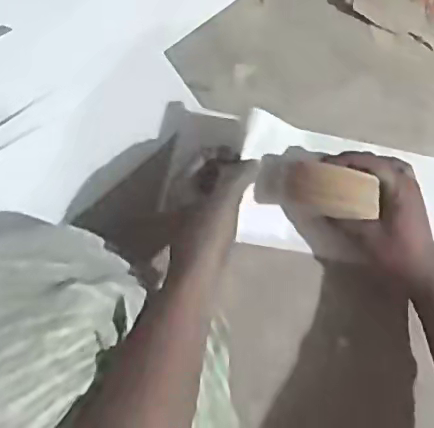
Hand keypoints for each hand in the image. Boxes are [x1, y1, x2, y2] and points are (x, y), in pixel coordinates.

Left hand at [170, 150, 257, 276]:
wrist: (196, 281)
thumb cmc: (207, 234)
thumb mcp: (226, 199)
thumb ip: (239, 175)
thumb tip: (254, 161)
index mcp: (181, 183)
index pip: (202, 155)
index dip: (222, 151)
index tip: (243, 155)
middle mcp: (179, 195)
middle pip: (204, 171)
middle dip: (226, 166)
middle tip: (249, 168)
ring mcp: (186, 214)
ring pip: (208, 190)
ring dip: (227, 184)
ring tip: (249, 185)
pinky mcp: (195, 232)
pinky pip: (211, 206)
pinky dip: (225, 201)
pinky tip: (240, 207)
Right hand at [322, 152, 433, 293]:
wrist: (425, 276)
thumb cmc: (398, 256)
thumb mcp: (367, 238)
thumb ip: (345, 221)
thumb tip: (323, 208)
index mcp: (399, 185)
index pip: (370, 161)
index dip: (347, 159)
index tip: (327, 163)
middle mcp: (408, 181)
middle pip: (379, 160)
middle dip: (356, 160)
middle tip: (335, 167)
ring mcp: (413, 190)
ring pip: (389, 166)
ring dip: (369, 165)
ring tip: (351, 172)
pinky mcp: (413, 200)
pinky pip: (395, 175)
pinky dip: (380, 174)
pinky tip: (370, 185)